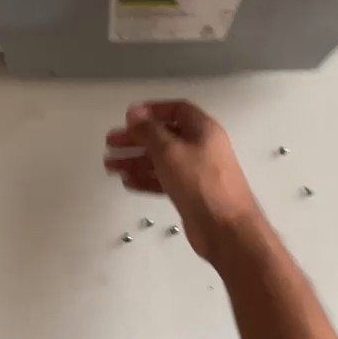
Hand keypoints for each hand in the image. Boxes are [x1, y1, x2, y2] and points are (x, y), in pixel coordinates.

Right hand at [104, 101, 265, 263]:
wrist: (224, 228)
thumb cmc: (203, 185)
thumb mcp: (170, 150)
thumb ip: (149, 131)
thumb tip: (135, 115)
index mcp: (203, 130)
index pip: (176, 110)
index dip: (152, 111)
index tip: (130, 117)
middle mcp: (201, 148)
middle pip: (164, 136)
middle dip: (137, 138)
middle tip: (113, 142)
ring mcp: (196, 172)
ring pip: (161, 160)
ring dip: (136, 160)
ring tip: (112, 164)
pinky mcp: (190, 194)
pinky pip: (164, 180)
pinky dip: (146, 179)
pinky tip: (129, 181)